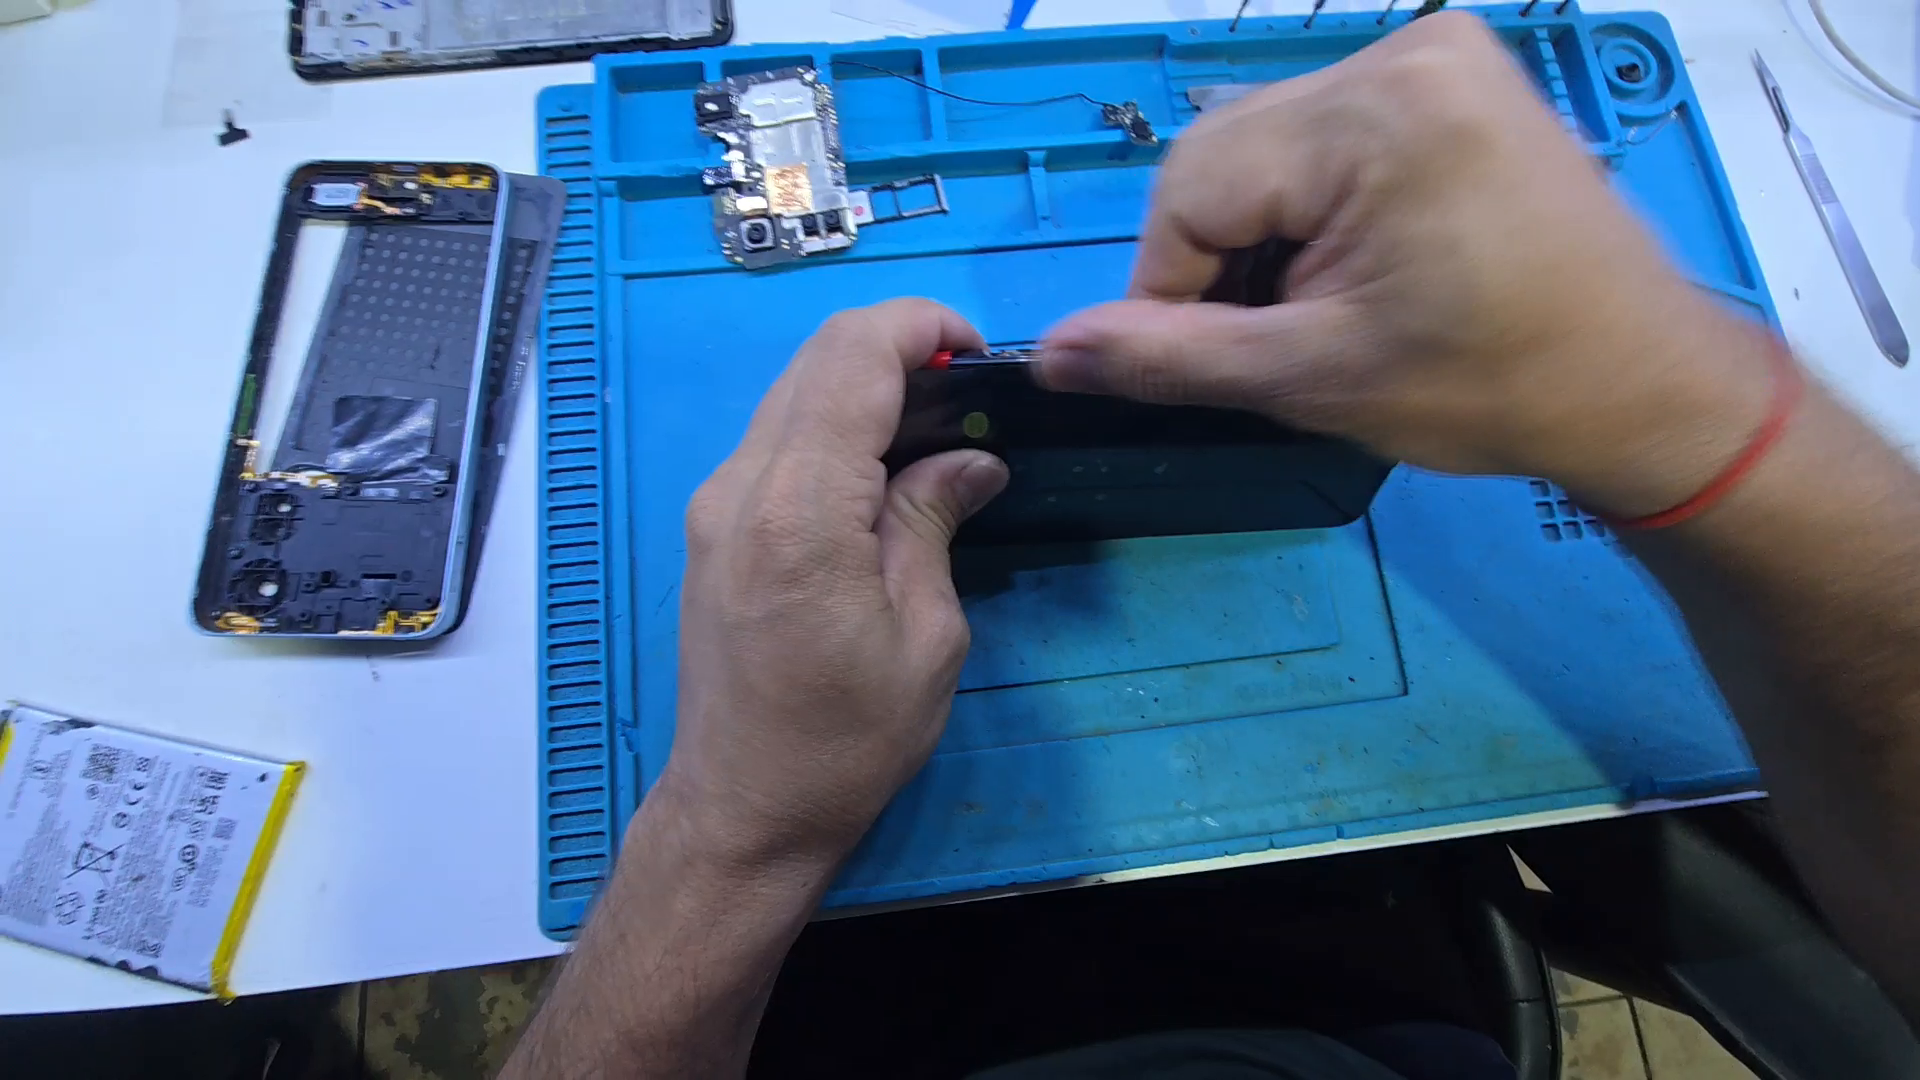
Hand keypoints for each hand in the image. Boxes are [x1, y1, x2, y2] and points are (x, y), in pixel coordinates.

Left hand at [663, 299, 1008, 866]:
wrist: (743, 809)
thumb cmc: (847, 740)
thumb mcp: (926, 637)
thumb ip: (934, 523)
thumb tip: (972, 461)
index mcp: (801, 510)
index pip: (851, 360)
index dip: (919, 328)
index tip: (974, 354)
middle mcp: (741, 487)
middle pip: (816, 360)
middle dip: (898, 349)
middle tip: (965, 395)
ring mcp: (715, 504)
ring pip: (793, 393)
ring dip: (865, 388)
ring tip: (933, 433)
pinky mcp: (713, 527)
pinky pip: (778, 440)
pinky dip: (835, 426)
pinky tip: (880, 472)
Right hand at [1040, 12, 1777, 518]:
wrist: (1634, 384)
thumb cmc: (1481, 389)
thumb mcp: (1303, 380)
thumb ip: (1163, 359)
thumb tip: (1048, 354)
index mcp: (1376, 115)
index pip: (1190, 189)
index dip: (1169, 286)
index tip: (1212, 359)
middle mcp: (1399, 54)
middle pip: (1217, 162)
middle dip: (1210, 263)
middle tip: (1267, 338)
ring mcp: (1425, 61)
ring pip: (1252, 157)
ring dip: (1245, 245)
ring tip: (1308, 309)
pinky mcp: (1437, 89)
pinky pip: (1305, 151)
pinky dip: (1288, 221)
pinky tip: (1333, 272)